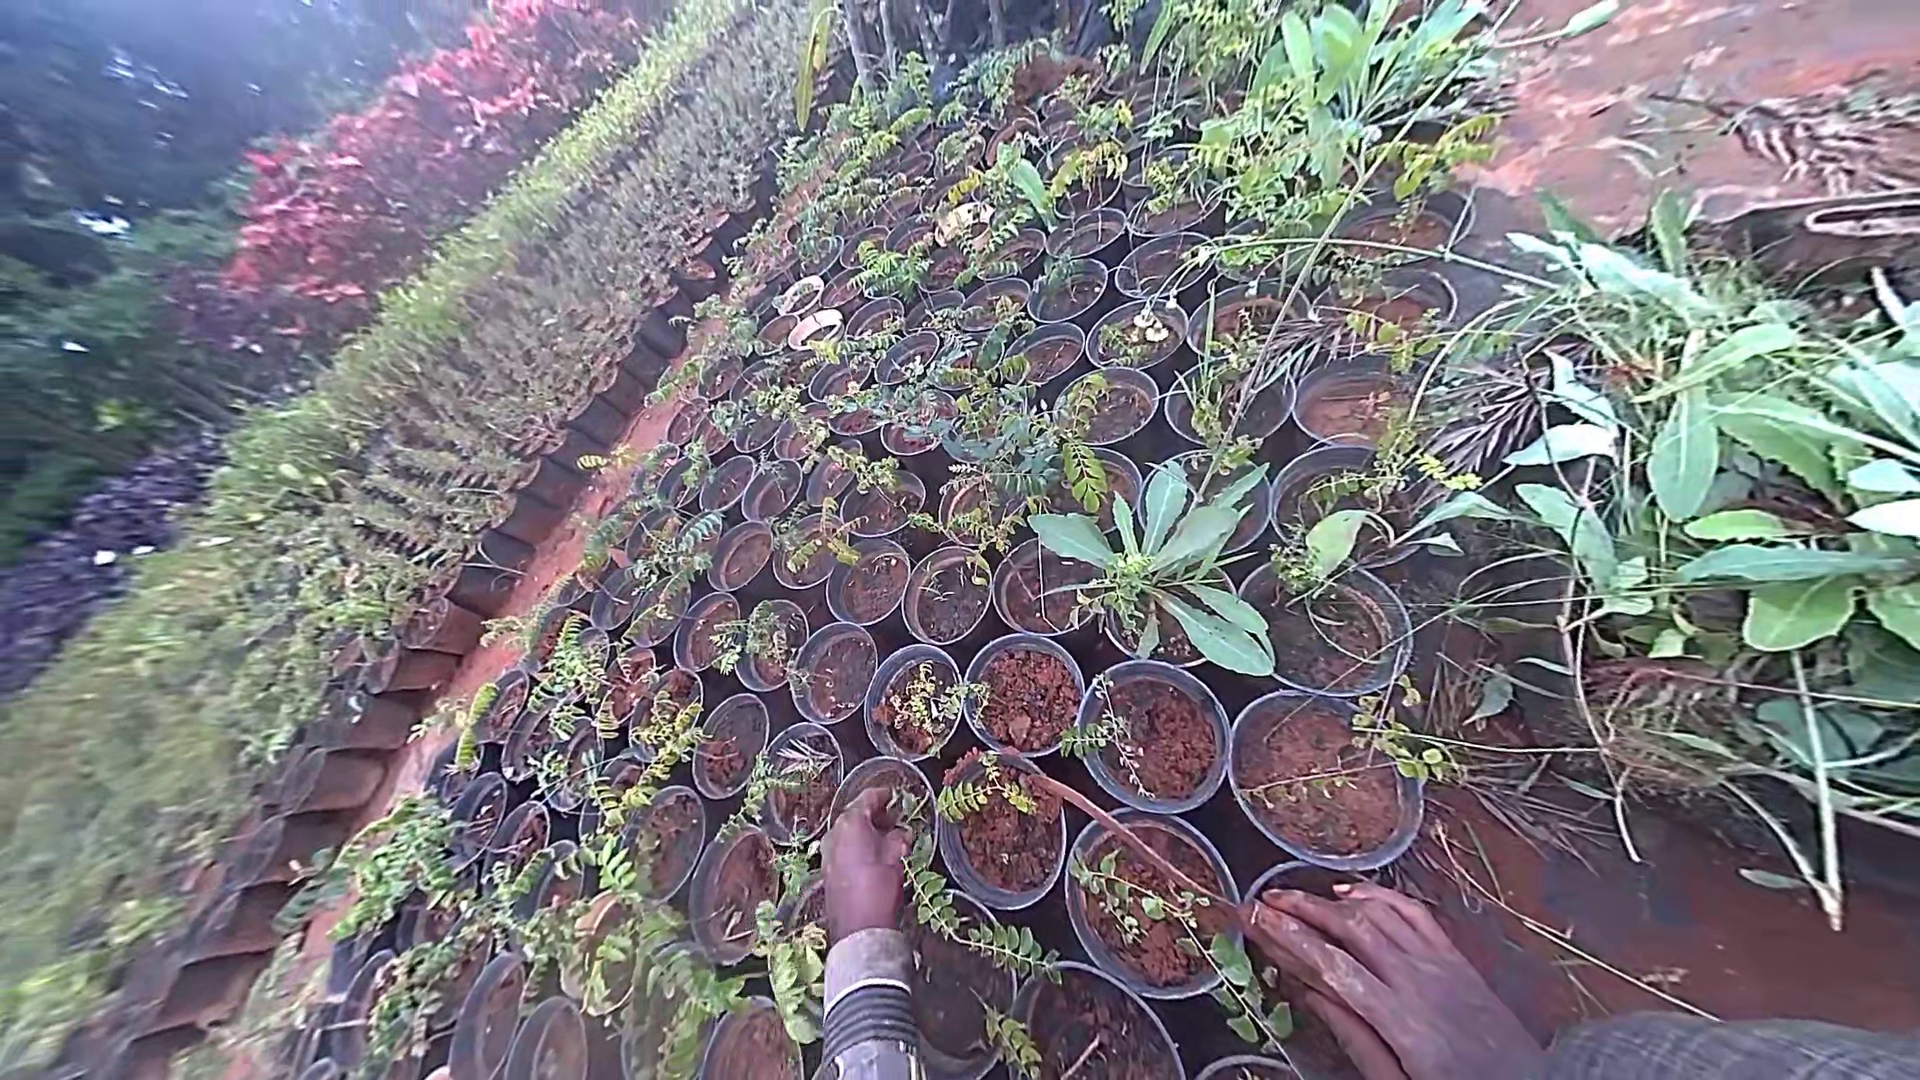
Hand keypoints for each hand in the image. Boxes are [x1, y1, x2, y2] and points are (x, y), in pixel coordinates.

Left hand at [823, 787, 910, 943]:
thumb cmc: (879, 885)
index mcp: (850, 822)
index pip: (868, 797)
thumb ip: (899, 835)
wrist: (859, 928)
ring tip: (886, 836)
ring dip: (865, 829)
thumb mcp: (896, 853)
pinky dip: (856, 844)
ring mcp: (828, 851)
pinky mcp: (827, 868)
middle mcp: (834, 832)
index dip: (884, 795)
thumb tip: (901, 831)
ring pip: (848, 830)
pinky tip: (872, 854)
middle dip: (875, 814)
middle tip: (894, 818)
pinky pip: (843, 846)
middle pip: (856, 813)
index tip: (895, 796)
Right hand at [1244, 882, 1541, 1079]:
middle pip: (1348, 925)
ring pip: (1374, 910)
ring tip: (1297, 897)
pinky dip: (1376, 892)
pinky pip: (1411, 910)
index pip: (1331, 963)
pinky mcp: (1456, 957)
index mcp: (1403, 1021)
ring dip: (1329, 897)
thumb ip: (1356, 1039)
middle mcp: (1418, 981)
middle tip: (1265, 899)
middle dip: (1300, 906)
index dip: (1286, 935)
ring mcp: (1440, 963)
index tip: (1252, 915)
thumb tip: (1310, 990)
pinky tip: (1351, 892)